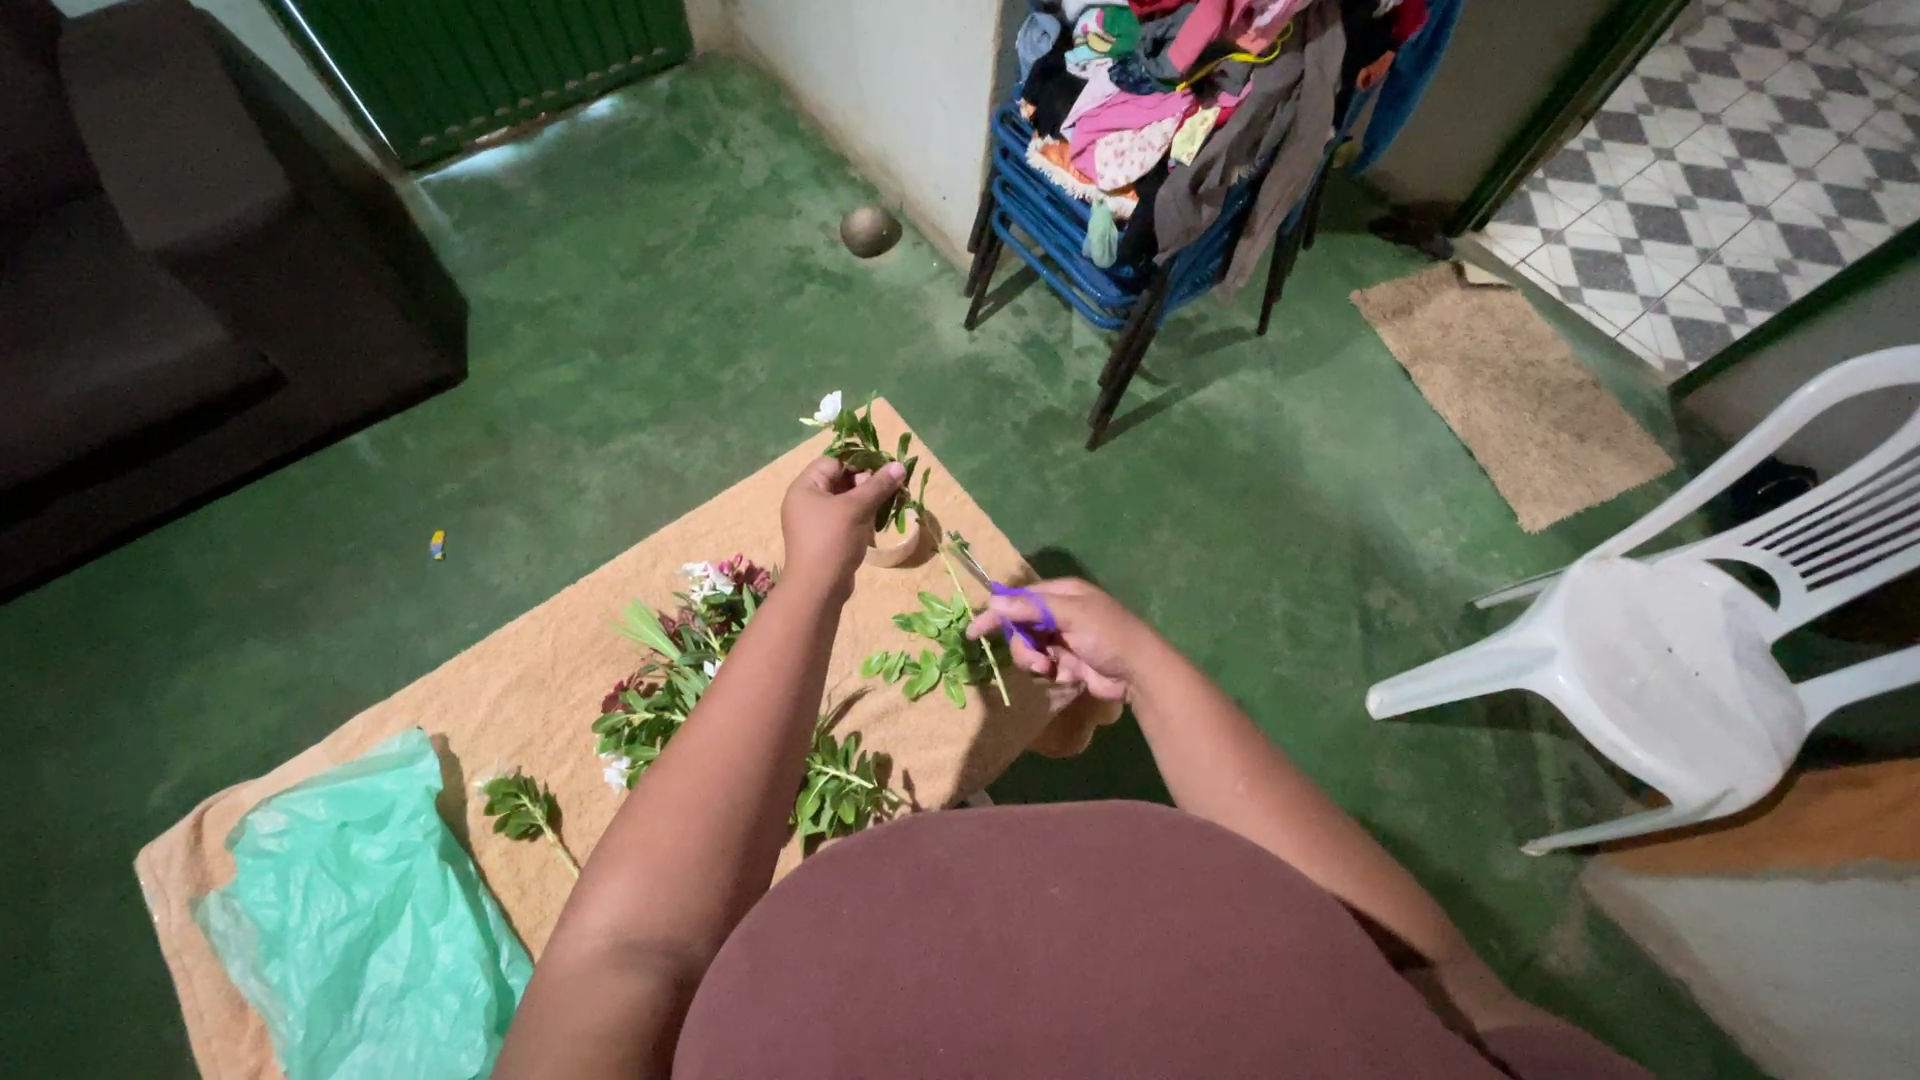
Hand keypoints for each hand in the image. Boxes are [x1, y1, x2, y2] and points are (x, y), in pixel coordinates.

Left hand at [780, 457, 904, 592]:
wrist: (818, 588)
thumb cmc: (832, 540)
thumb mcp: (857, 508)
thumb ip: (878, 485)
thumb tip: (899, 465)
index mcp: (805, 487)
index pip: (833, 461)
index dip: (858, 462)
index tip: (883, 468)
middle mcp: (807, 501)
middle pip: (840, 480)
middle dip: (866, 483)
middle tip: (888, 489)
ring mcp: (815, 521)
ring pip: (846, 501)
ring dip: (867, 501)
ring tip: (887, 505)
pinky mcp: (826, 538)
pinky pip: (846, 519)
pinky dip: (862, 518)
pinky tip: (876, 524)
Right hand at [965, 578, 1154, 701]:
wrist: (1139, 672)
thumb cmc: (1108, 635)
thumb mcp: (1071, 615)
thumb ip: (1032, 609)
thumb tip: (994, 602)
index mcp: (1062, 594)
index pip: (1019, 599)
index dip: (997, 614)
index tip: (974, 632)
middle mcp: (1060, 613)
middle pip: (1021, 626)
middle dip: (1023, 645)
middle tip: (1036, 661)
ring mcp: (1063, 638)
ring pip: (1030, 648)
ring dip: (1035, 661)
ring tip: (1051, 670)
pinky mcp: (1068, 662)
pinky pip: (1044, 664)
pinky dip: (1052, 671)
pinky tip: (1069, 675)